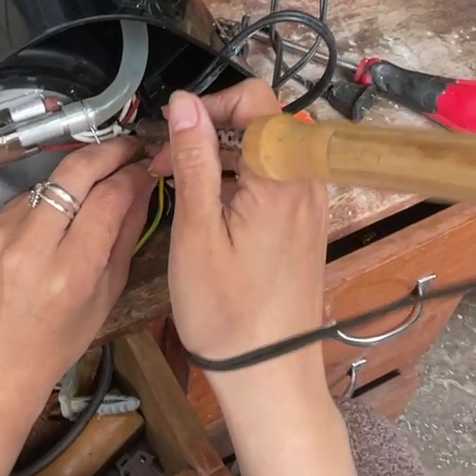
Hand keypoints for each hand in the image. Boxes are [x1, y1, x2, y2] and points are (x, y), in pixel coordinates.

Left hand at [0, 138, 152, 414]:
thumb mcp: (108, 293)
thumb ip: (126, 234)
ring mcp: (1, 233)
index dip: (132, 174)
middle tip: (129, 146)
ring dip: (79, 175)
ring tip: (100, 180)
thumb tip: (142, 185)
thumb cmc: (60, 340)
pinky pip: (29, 197)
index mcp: (70, 272)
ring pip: (52, 180)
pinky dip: (51, 199)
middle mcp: (31, 247)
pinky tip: (60, 215)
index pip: (108, 198)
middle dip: (108, 151)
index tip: (145, 166)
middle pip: (75, 171)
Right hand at [154, 83, 329, 382]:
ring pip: (264, 149)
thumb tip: (185, 100)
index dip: (210, 104)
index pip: (255, 98)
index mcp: (282, 175)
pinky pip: (272, 178)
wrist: (268, 376)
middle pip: (260, 120)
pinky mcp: (303, 223)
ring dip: (219, 155)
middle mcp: (306, 180)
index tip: (173, 135)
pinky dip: (237, 179)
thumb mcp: (197, 230)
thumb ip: (194, 158)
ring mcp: (309, 203)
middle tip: (166, 165)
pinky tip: (207, 207)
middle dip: (209, 130)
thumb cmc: (225, 310)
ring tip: (178, 186)